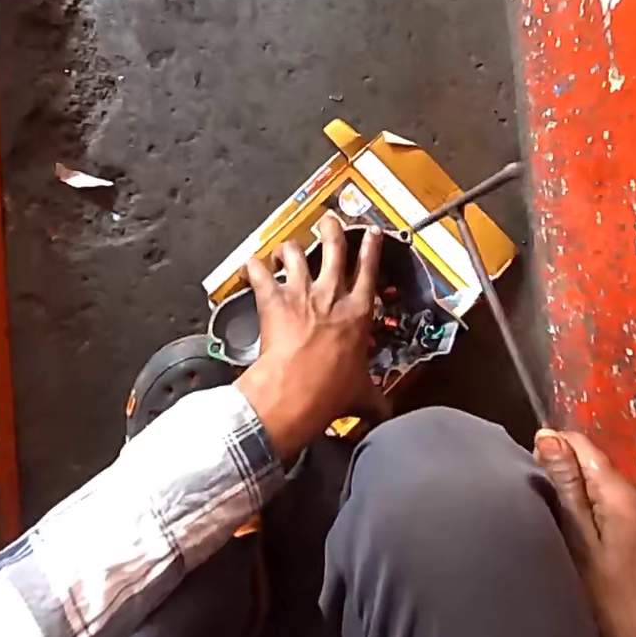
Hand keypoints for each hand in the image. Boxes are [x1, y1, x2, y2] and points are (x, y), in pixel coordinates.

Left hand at [233, 214, 385, 461]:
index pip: (369, 269)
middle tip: (329, 221)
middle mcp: (331, 294)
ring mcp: (301, 293)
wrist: (295, 391)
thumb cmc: (329, 392)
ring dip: (288, 247)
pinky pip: (259, 273)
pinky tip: (249, 264)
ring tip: (285, 247)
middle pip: (334, 247)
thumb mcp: (360, 394)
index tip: (371, 232)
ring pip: (296, 253)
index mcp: (358, 311)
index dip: (371, 247)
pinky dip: (252, 266)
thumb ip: (374, 399)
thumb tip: (386, 416)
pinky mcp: (273, 299)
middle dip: (332, 229)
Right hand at [535, 430, 635, 636]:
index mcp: (624, 492)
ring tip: (569, 533)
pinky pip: (622, 507)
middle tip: (551, 516)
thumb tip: (546, 435)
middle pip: (594, 464)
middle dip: (567, 477)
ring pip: (607, 487)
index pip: (579, 442)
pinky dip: (603, 515)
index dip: (551, 450)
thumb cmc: (621, 607)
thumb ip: (567, 487)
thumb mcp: (584, 547)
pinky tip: (596, 547)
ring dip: (584, 498)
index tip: (536, 480)